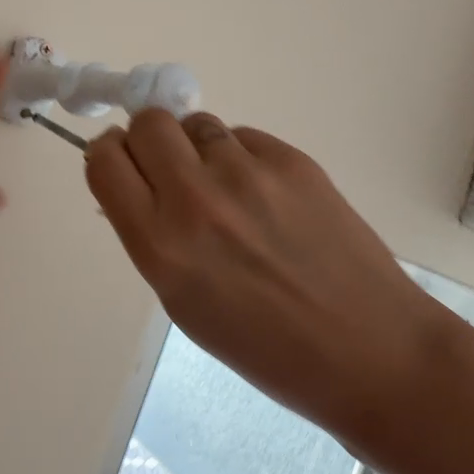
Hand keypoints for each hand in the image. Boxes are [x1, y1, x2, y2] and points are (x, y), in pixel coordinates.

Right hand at [85, 110, 466, 439]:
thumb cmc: (262, 345)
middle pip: (147, 123)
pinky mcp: (293, 161)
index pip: (104, 161)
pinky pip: (243, 137)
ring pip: (196, 123)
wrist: (369, 350)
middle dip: (147, 139)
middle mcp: (195, 199)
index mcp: (159, 245)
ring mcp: (248, 174)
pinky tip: (264, 197)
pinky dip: (240, 158)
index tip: (119, 164)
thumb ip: (149, 236)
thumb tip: (135, 188)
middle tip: (166, 168)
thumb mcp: (181, 301)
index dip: (106, 155)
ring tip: (223, 187)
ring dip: (195, 147)